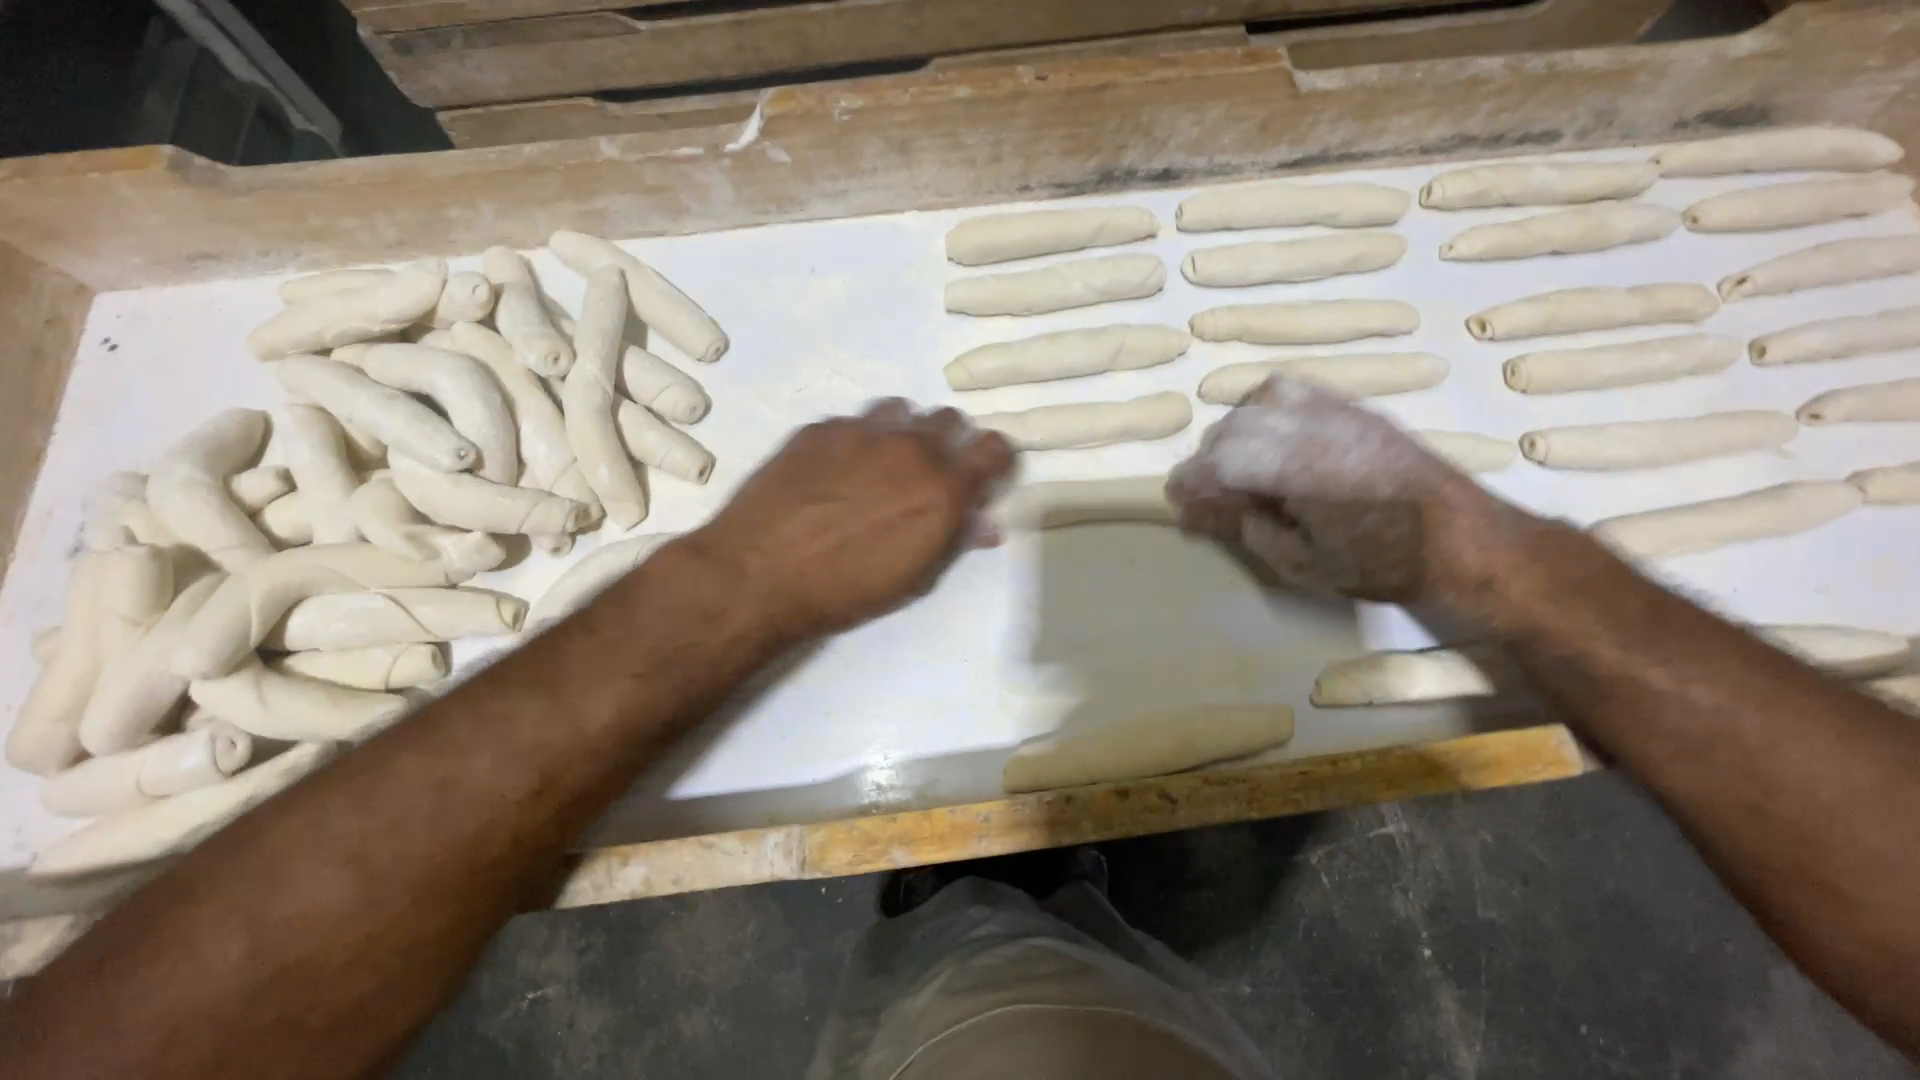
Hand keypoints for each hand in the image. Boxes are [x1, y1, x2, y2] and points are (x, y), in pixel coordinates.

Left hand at [690, 399, 1015, 639]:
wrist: (760, 574)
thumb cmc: (846, 591)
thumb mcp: (914, 578)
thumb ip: (955, 541)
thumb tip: (985, 524)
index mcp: (944, 488)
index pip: (995, 448)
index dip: (993, 460)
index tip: (981, 474)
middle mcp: (911, 448)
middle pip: (949, 420)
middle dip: (946, 442)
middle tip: (925, 473)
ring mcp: (862, 431)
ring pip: (900, 411)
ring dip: (901, 432)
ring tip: (878, 464)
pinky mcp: (819, 428)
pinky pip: (852, 422)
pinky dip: (854, 440)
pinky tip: (832, 471)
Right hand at [1167, 377, 1527, 605]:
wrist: (1462, 536)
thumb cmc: (1383, 563)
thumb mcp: (1304, 564)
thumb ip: (1249, 530)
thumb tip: (1204, 510)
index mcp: (1302, 471)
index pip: (1222, 461)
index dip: (1192, 482)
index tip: (1177, 503)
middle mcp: (1314, 427)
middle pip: (1234, 428)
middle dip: (1210, 462)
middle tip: (1208, 499)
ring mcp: (1335, 409)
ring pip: (1259, 400)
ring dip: (1236, 433)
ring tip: (1241, 468)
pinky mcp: (1351, 405)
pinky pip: (1290, 389)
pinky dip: (1266, 411)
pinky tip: (1271, 441)